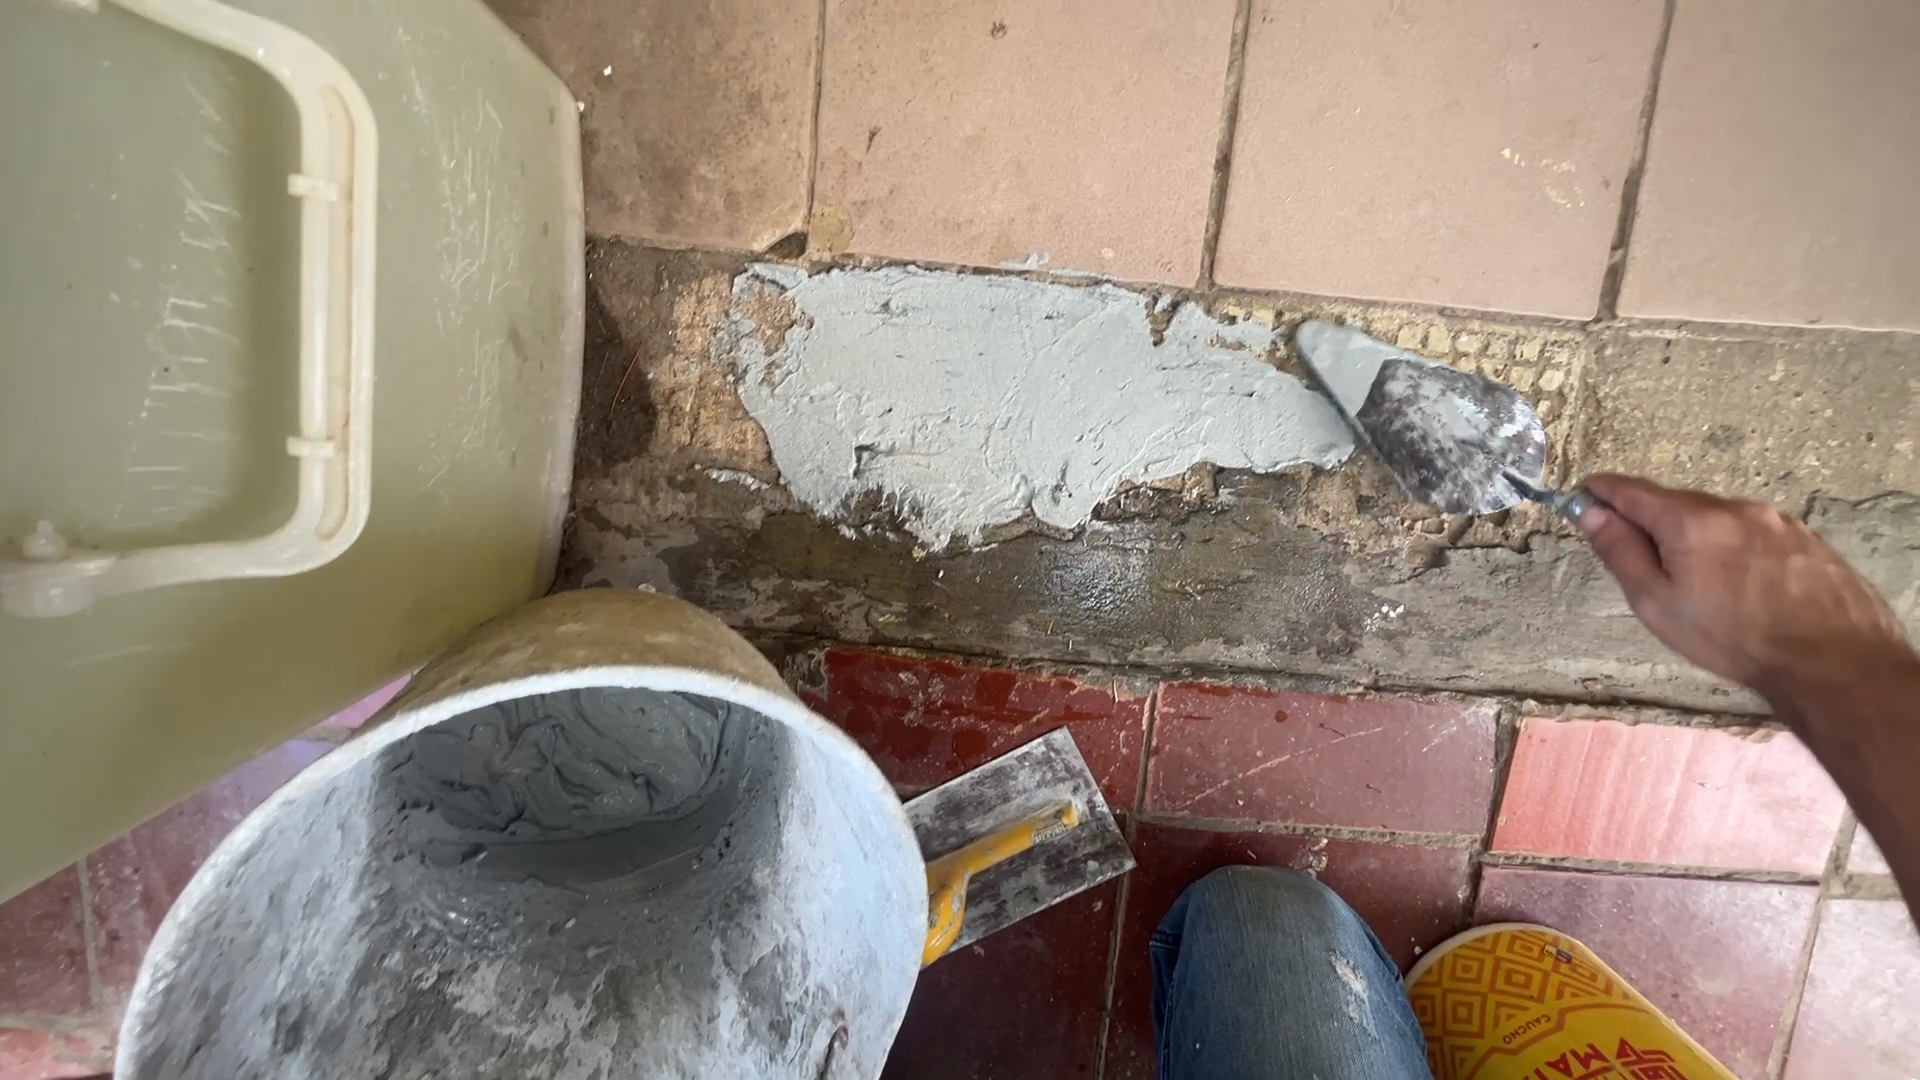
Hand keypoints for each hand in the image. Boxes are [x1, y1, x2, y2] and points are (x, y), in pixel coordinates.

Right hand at [1575, 473, 1910, 699]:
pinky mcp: (1807, 539)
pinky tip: (1734, 579)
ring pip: (1713, 516)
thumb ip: (1619, 550)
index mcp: (1691, 521)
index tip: (1579, 496)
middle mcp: (1736, 509)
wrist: (1834, 662)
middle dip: (1646, 520)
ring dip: (1690, 533)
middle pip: (1673, 502)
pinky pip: (1748, 530)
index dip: (1599, 491)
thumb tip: (1590, 513)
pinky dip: (1727, 543)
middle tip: (1635, 557)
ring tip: (1691, 576)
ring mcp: (1778, 522)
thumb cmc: (1726, 635)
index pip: (1631, 490)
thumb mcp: (1653, 600)